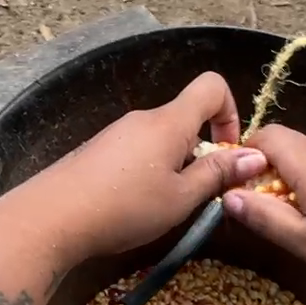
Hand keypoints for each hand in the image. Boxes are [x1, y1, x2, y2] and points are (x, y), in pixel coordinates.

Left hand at [23, 72, 269, 260]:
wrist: (51, 217)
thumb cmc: (125, 207)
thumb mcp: (180, 198)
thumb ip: (217, 174)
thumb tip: (254, 156)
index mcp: (169, 122)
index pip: (211, 87)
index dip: (229, 112)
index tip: (227, 151)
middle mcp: (143, 118)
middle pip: (185, 118)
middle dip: (201, 150)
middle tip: (196, 193)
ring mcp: (116, 133)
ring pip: (160, 138)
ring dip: (173, 165)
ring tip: (162, 205)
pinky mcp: (97, 151)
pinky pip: (135, 151)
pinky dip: (147, 170)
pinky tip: (132, 205)